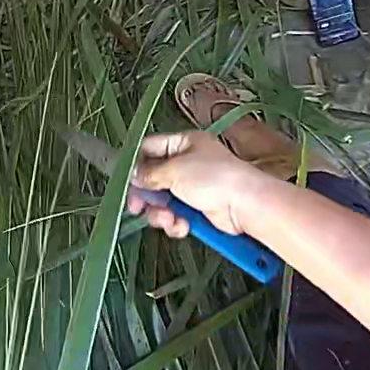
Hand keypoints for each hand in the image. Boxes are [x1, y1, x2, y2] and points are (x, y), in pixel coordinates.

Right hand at [128, 131, 270, 237]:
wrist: (245, 205)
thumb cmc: (214, 178)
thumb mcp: (175, 170)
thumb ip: (150, 172)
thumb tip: (132, 175)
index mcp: (185, 143)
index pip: (151, 147)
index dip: (136, 163)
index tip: (124, 180)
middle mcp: (189, 162)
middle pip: (154, 178)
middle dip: (147, 195)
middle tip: (137, 206)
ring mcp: (194, 187)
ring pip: (163, 201)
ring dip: (161, 213)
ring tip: (168, 218)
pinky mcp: (199, 209)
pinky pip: (176, 215)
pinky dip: (176, 223)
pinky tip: (182, 226)